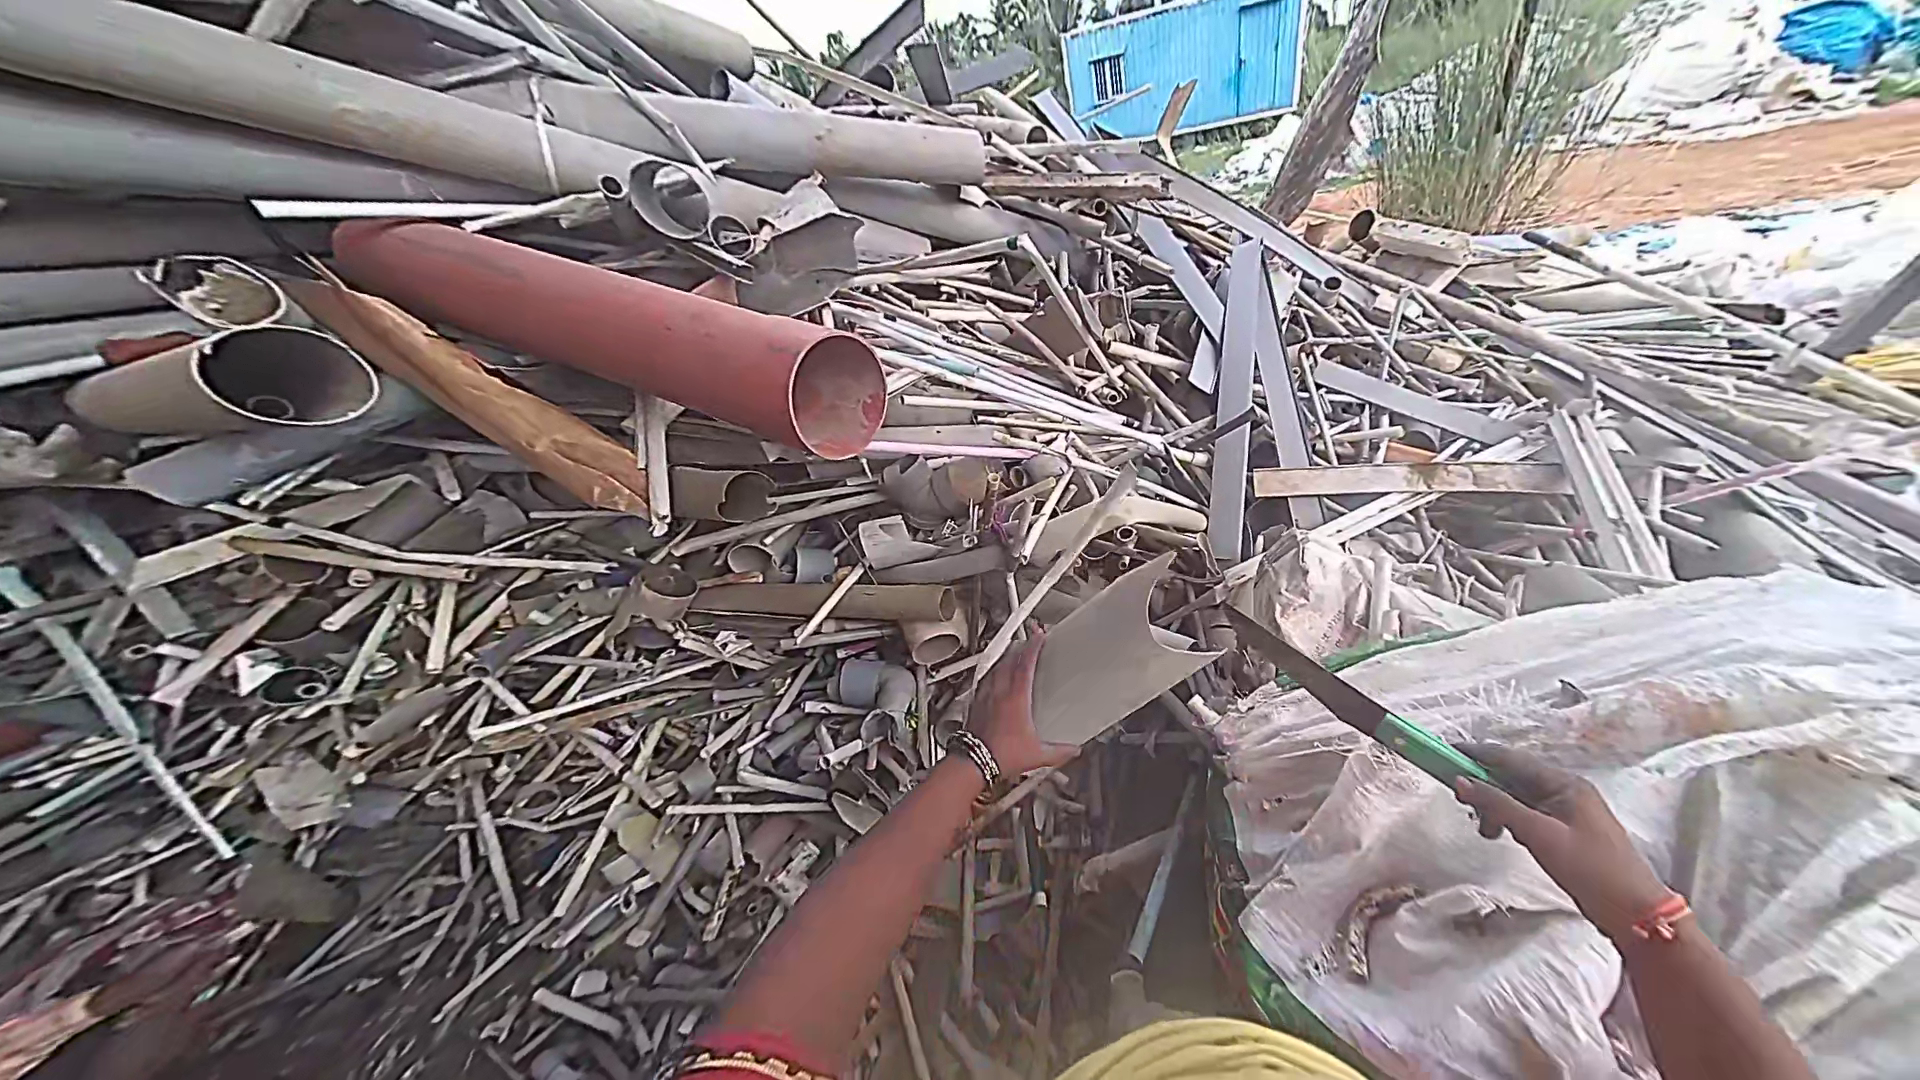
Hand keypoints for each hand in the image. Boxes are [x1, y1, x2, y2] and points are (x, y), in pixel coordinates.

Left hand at [967, 634, 1076, 777]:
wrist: (974, 762)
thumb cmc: (1001, 756)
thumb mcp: (1037, 755)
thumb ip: (1059, 751)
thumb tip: (1073, 750)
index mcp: (1015, 699)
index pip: (1025, 665)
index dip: (1033, 648)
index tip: (1038, 636)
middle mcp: (998, 693)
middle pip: (1008, 662)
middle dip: (1019, 649)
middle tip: (1026, 642)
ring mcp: (985, 698)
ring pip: (994, 670)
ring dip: (1004, 659)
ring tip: (1010, 655)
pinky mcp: (974, 705)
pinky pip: (983, 682)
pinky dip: (990, 675)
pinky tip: (991, 678)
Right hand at [1454, 744, 1671, 941]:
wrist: (1637, 915)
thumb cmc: (1590, 868)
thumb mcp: (1538, 833)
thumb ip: (1497, 804)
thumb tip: (1459, 780)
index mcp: (1564, 784)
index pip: (1510, 758)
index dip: (1475, 754)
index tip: (1444, 753)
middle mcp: (1564, 790)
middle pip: (1511, 777)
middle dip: (1483, 787)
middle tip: (1462, 802)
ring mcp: (1565, 810)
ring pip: (1515, 797)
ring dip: (1494, 808)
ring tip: (1486, 830)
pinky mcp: (1563, 829)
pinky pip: (1524, 813)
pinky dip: (1507, 820)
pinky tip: (1501, 834)